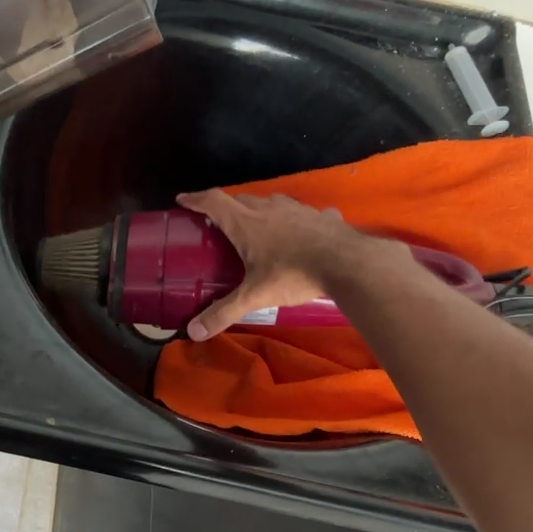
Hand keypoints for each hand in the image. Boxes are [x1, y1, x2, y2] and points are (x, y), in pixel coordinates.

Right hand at [174, 189, 391, 340]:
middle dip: (225, 206)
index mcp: (245, 223)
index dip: (195, 199)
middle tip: (217, 221)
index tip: (182, 200)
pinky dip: (293, 219)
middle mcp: (268, 209)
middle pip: (239, 198)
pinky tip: (298, 232)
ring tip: (256, 225)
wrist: (350, 264)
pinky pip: (302, 213)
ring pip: (270, 202)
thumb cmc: (293, 275)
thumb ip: (223, 313)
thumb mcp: (254, 297)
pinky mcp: (322, 215)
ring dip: (258, 209)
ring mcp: (298, 209)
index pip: (212, 201)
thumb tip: (193, 333)